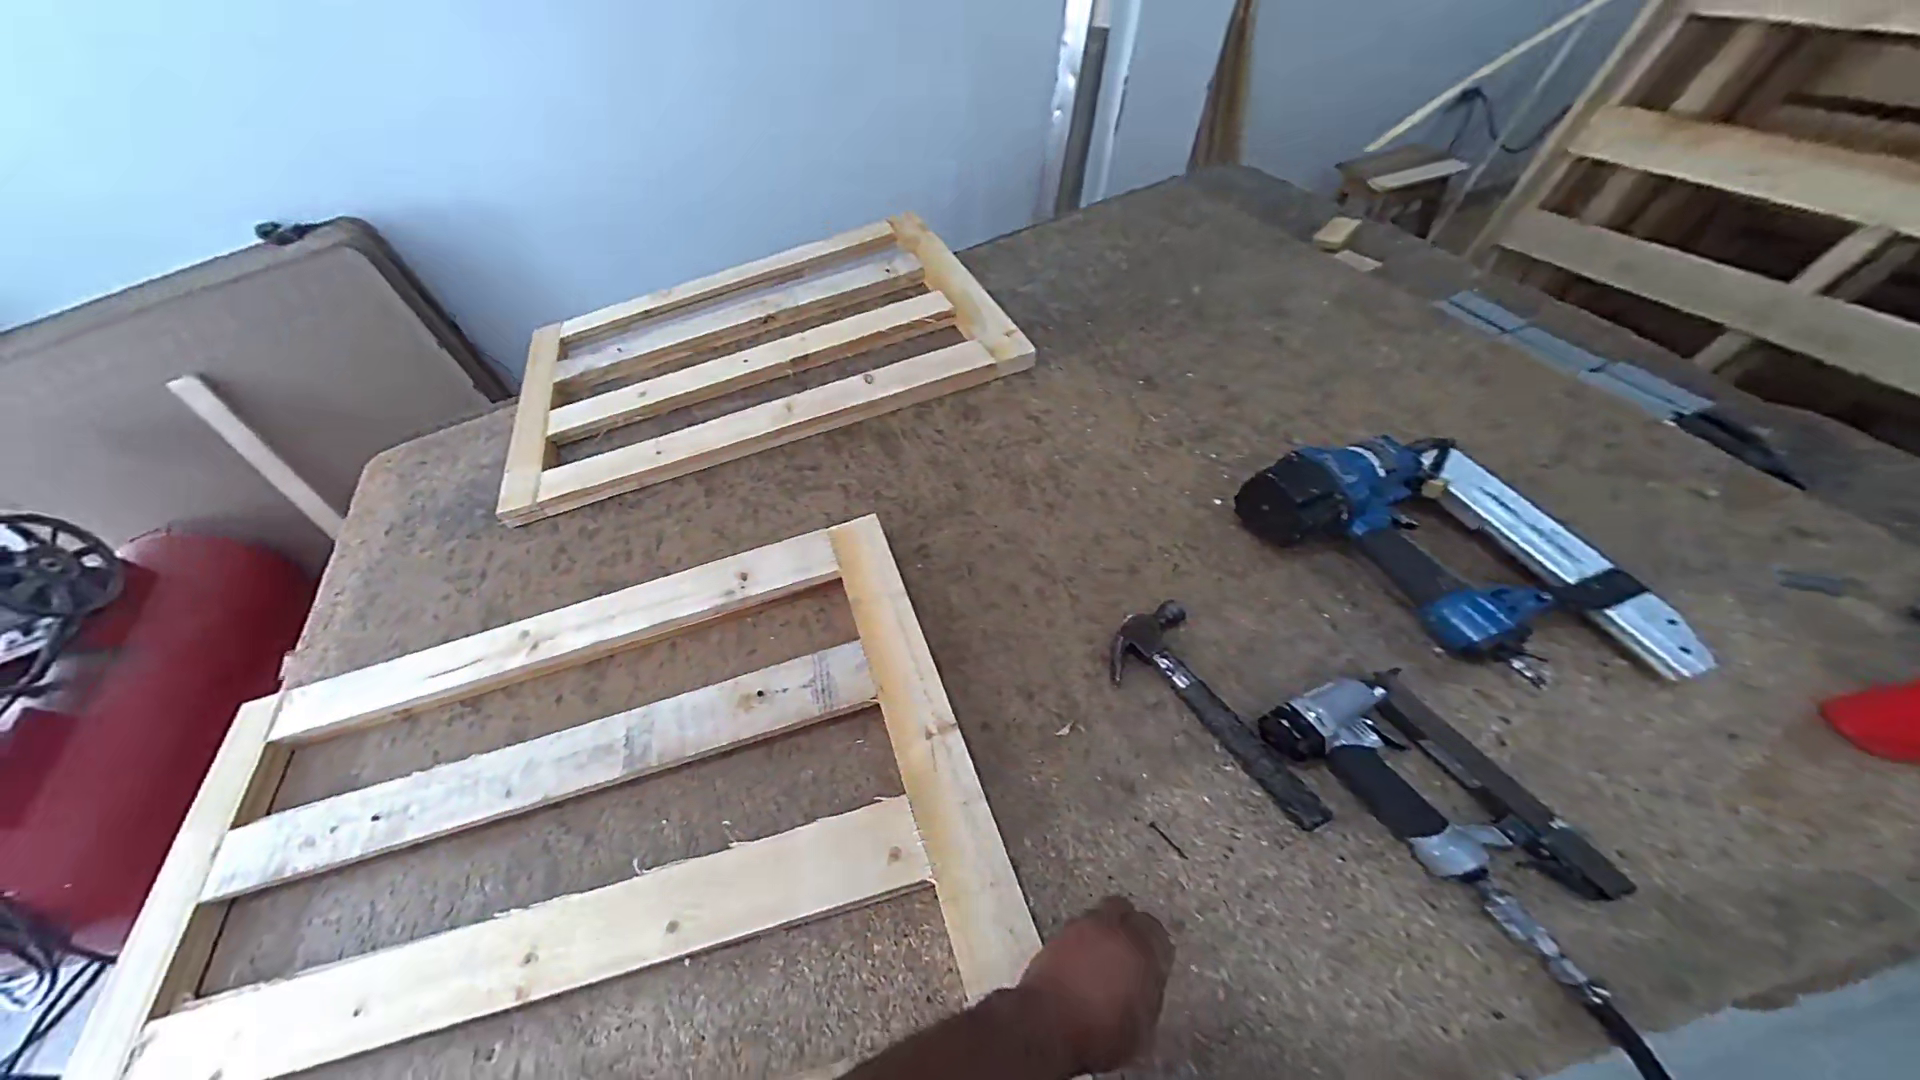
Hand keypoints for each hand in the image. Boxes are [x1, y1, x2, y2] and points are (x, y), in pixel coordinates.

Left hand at [1017, 896, 1173, 1072]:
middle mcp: (1110, 927)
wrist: (1049, 1025)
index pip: (1156, 931)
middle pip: (1123, 910)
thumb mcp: (1142, 1027)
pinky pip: (1075, 930)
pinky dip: (1080, 942)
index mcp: (1140, 947)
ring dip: (1101, 931)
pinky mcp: (1056, 935)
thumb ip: (1149, 993)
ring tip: (1102, 959)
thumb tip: (1147, 984)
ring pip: (1097, 916)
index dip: (1156, 947)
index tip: (1155, 961)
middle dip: (1127, 925)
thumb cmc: (1099, 1032)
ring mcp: (1079, 927)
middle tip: (1128, 951)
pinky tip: (1081, 964)